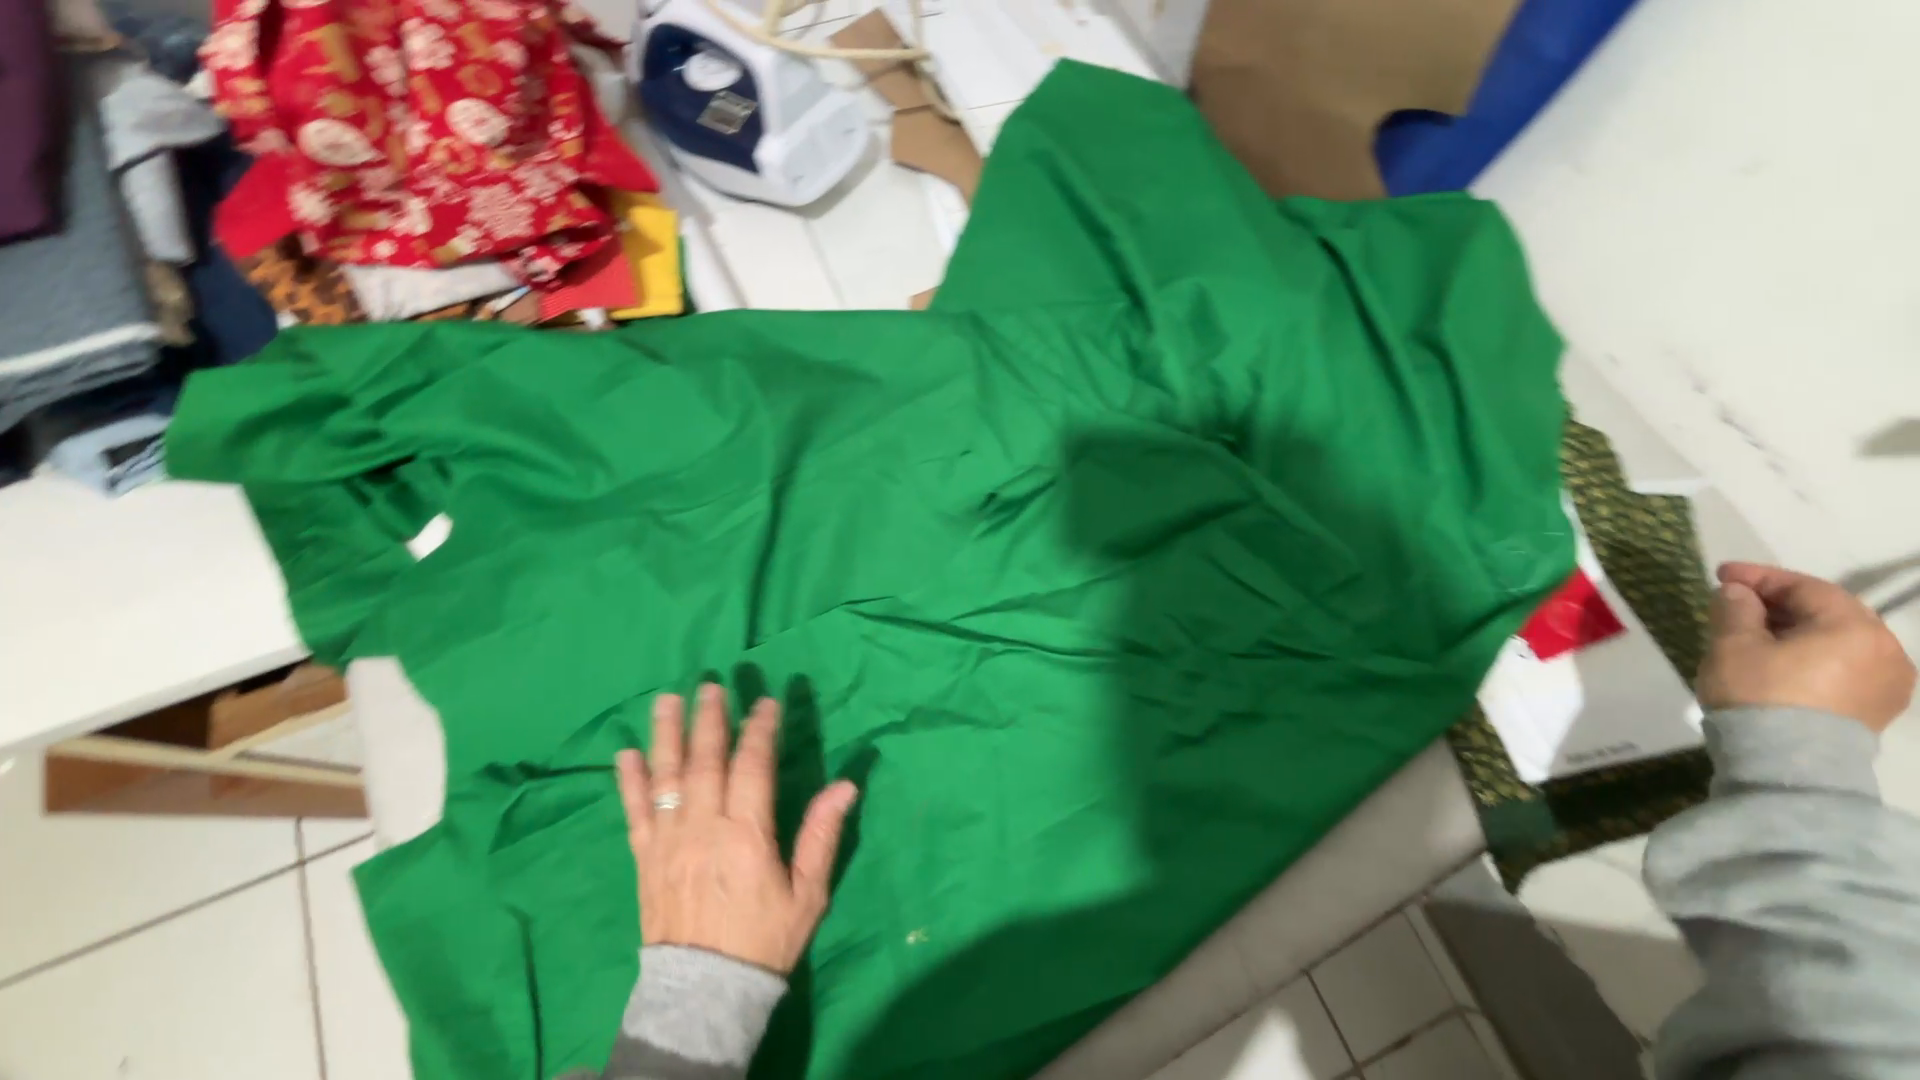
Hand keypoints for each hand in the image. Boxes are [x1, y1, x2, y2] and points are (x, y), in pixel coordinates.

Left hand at [615, 684, 857, 974]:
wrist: (706, 992)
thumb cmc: (764, 939)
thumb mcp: (807, 893)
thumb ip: (822, 835)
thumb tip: (846, 785)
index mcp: (746, 834)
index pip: (752, 766)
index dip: (760, 730)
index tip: (766, 702)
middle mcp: (703, 828)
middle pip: (705, 761)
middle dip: (709, 719)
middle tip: (710, 685)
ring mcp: (668, 842)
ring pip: (665, 777)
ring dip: (666, 735)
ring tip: (666, 699)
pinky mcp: (645, 859)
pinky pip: (634, 813)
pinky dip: (629, 782)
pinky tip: (626, 754)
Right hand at [1698, 562, 1915, 732]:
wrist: (1786, 763)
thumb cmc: (1758, 694)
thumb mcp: (1733, 644)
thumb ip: (1736, 609)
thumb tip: (1738, 593)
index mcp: (1854, 628)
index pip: (1806, 587)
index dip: (1760, 577)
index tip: (1721, 574)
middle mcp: (1887, 650)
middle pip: (1830, 611)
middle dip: (1781, 602)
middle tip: (1738, 600)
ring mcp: (1890, 681)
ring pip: (1840, 639)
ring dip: (1798, 629)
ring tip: (1757, 632)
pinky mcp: (1879, 706)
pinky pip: (1847, 665)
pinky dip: (1814, 654)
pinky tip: (1783, 660)